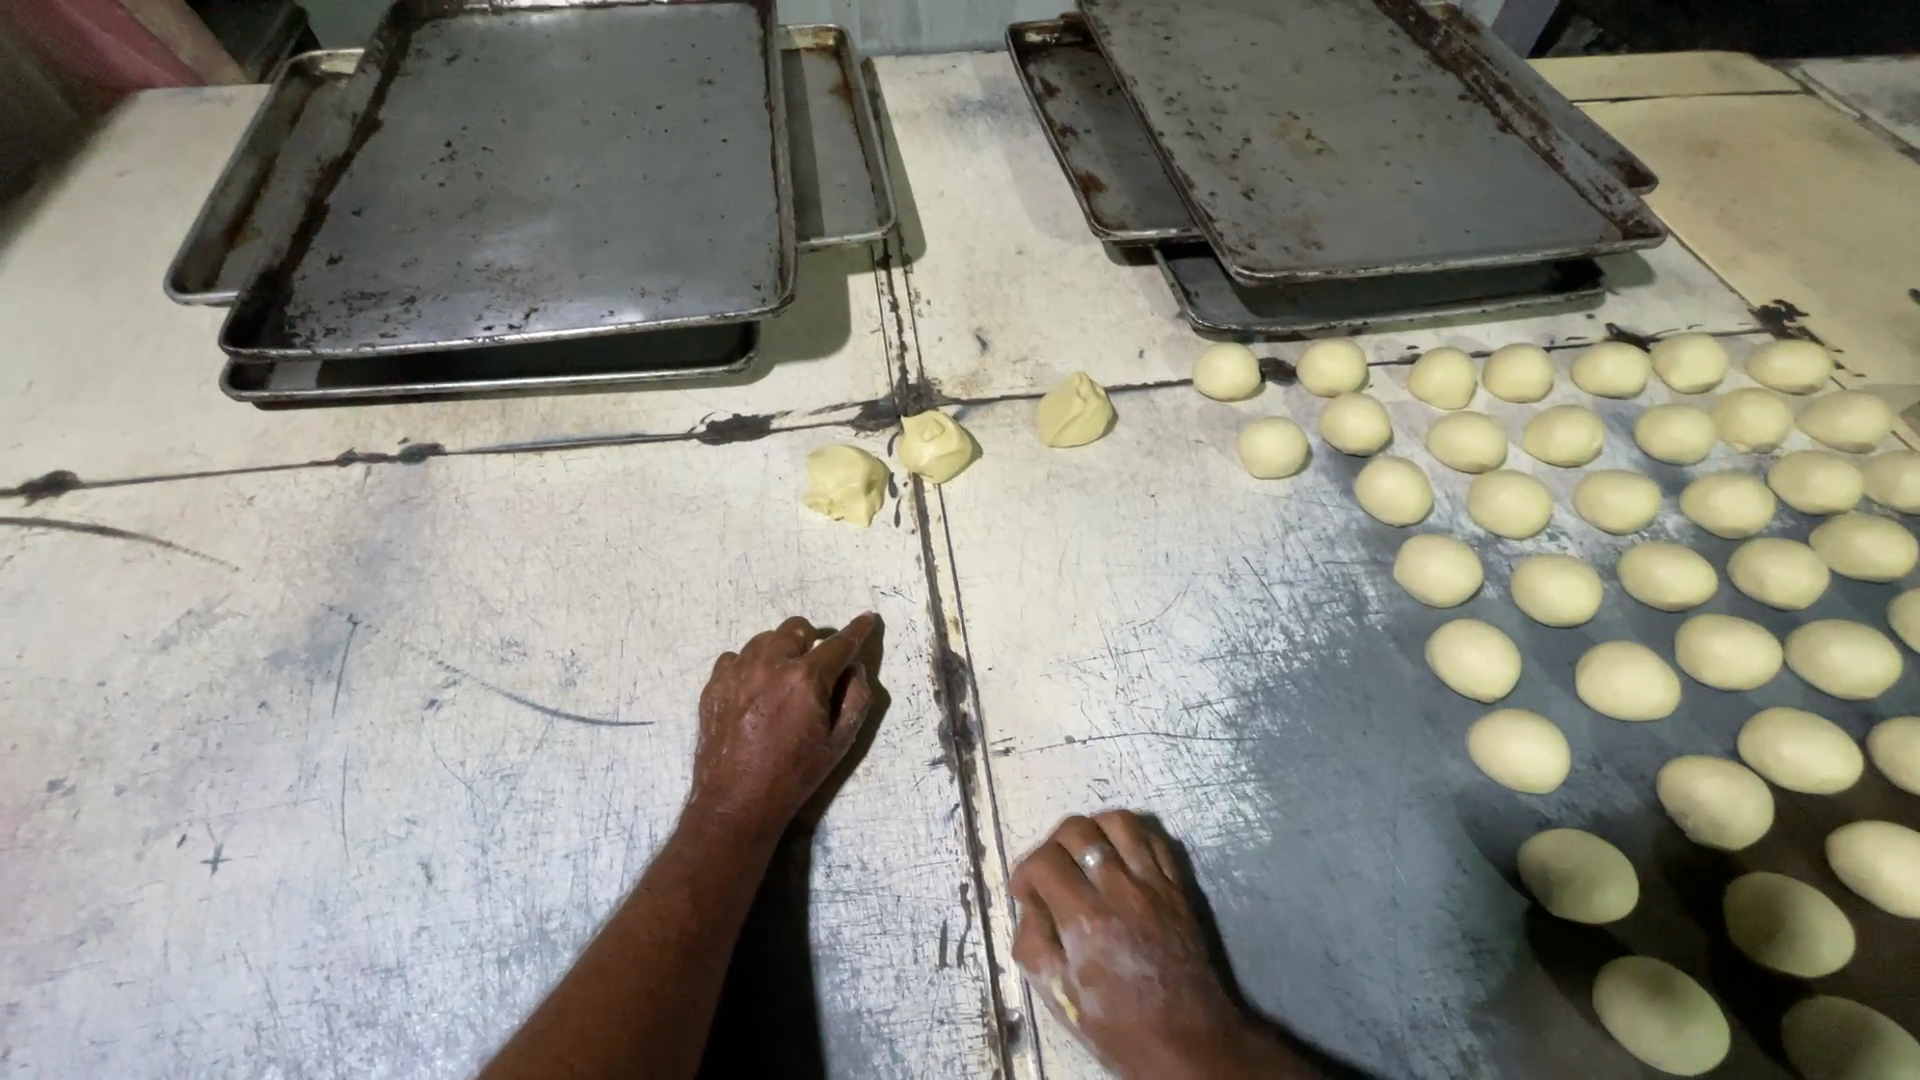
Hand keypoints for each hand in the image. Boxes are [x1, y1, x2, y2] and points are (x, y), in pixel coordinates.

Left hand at [687, 613, 877, 834]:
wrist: (736, 803)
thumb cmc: (795, 775)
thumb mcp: (840, 742)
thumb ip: (856, 698)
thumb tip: (854, 668)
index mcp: (806, 679)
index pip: (839, 643)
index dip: (858, 629)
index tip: (867, 618)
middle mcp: (771, 665)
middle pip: (796, 628)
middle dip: (811, 640)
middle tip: (814, 666)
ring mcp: (737, 673)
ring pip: (764, 639)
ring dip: (780, 651)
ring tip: (782, 680)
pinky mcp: (714, 685)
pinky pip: (735, 657)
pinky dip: (750, 665)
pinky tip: (754, 689)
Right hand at [1011, 811, 1268, 1079]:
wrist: (1186, 1043)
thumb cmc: (1117, 1025)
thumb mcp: (1059, 997)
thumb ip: (1033, 943)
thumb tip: (1030, 904)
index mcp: (1086, 921)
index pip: (1044, 861)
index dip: (1024, 872)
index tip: (1024, 892)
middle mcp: (1121, 892)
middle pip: (1078, 830)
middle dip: (1053, 843)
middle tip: (1051, 870)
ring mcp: (1154, 885)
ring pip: (1119, 822)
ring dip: (1093, 829)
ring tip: (1085, 853)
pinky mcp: (1177, 887)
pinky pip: (1154, 839)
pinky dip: (1130, 836)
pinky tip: (1119, 854)